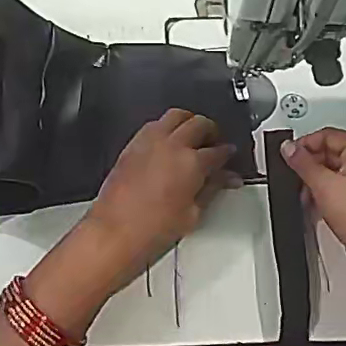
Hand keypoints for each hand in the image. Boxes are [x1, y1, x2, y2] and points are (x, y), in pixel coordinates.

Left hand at [30, 110, 237, 323]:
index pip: (218, 151)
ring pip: (175, 115)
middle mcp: (171, 145)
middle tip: (214, 142)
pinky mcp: (132, 144)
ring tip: (193, 134)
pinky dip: (165, 127)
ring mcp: (149, 141)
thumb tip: (224, 179)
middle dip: (212, 130)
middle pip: (199, 123)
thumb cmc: (150, 228)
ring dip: (188, 121)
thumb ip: (212, 189)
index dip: (227, 153)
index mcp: (191, 162)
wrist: (116, 231)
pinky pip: (153, 124)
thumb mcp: (193, 213)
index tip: (229, 156)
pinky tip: (168, 140)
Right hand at [282, 128, 345, 292]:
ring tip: (307, 196)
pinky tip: (318, 207)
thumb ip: (302, 164)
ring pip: (335, 172)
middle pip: (331, 152)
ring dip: (317, 182)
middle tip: (297, 175)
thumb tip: (289, 149)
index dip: (305, 144)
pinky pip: (341, 188)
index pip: (328, 135)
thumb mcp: (324, 186)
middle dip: (310, 165)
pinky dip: (327, 194)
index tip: (290, 155)